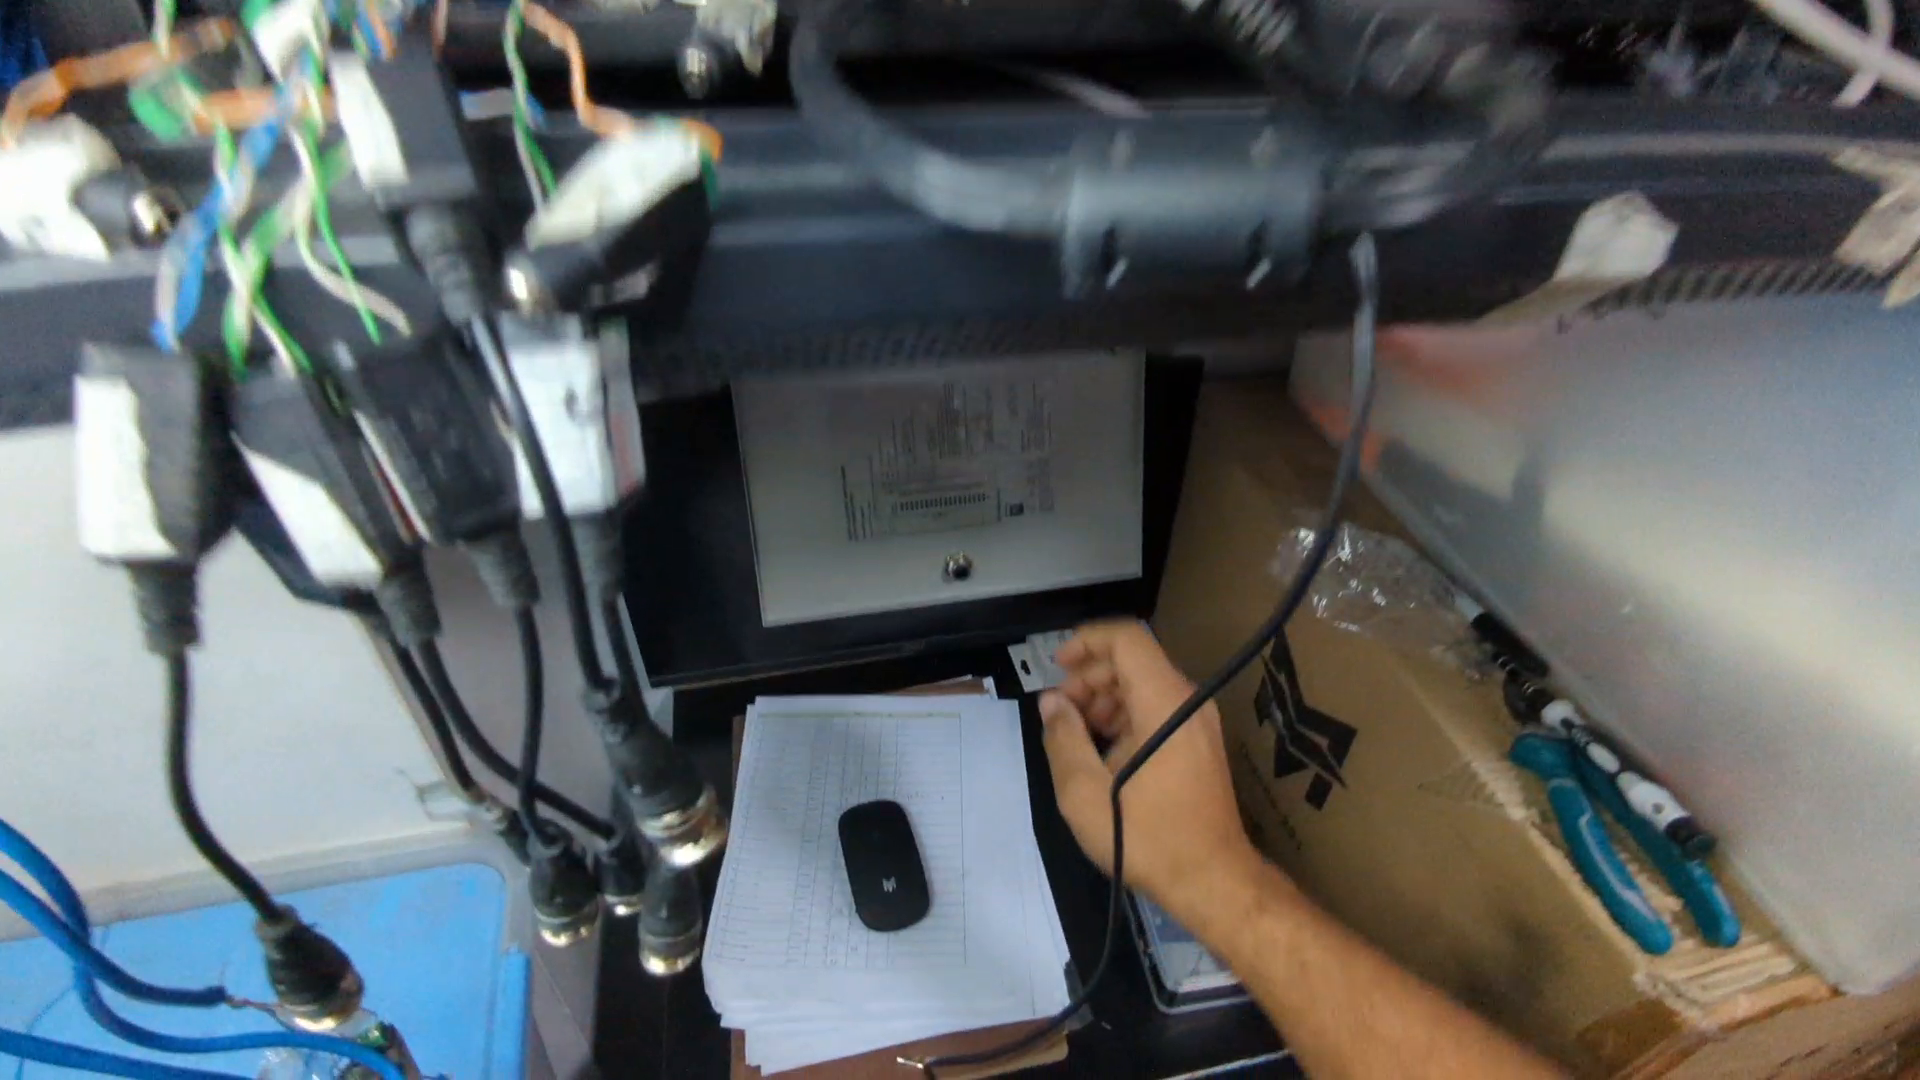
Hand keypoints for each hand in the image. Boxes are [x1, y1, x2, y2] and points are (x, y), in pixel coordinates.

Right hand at [1040, 620, 1258, 912]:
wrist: (1214, 883)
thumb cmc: (1148, 839)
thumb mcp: (1086, 793)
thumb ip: (1063, 738)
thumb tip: (1051, 702)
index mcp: (1165, 703)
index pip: (1127, 639)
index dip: (1087, 641)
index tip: (1057, 666)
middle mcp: (1188, 702)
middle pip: (1133, 661)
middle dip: (1089, 677)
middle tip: (1059, 711)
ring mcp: (1198, 722)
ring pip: (1143, 685)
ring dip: (1103, 698)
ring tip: (1075, 734)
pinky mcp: (1199, 742)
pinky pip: (1156, 709)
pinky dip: (1124, 716)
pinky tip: (1102, 751)